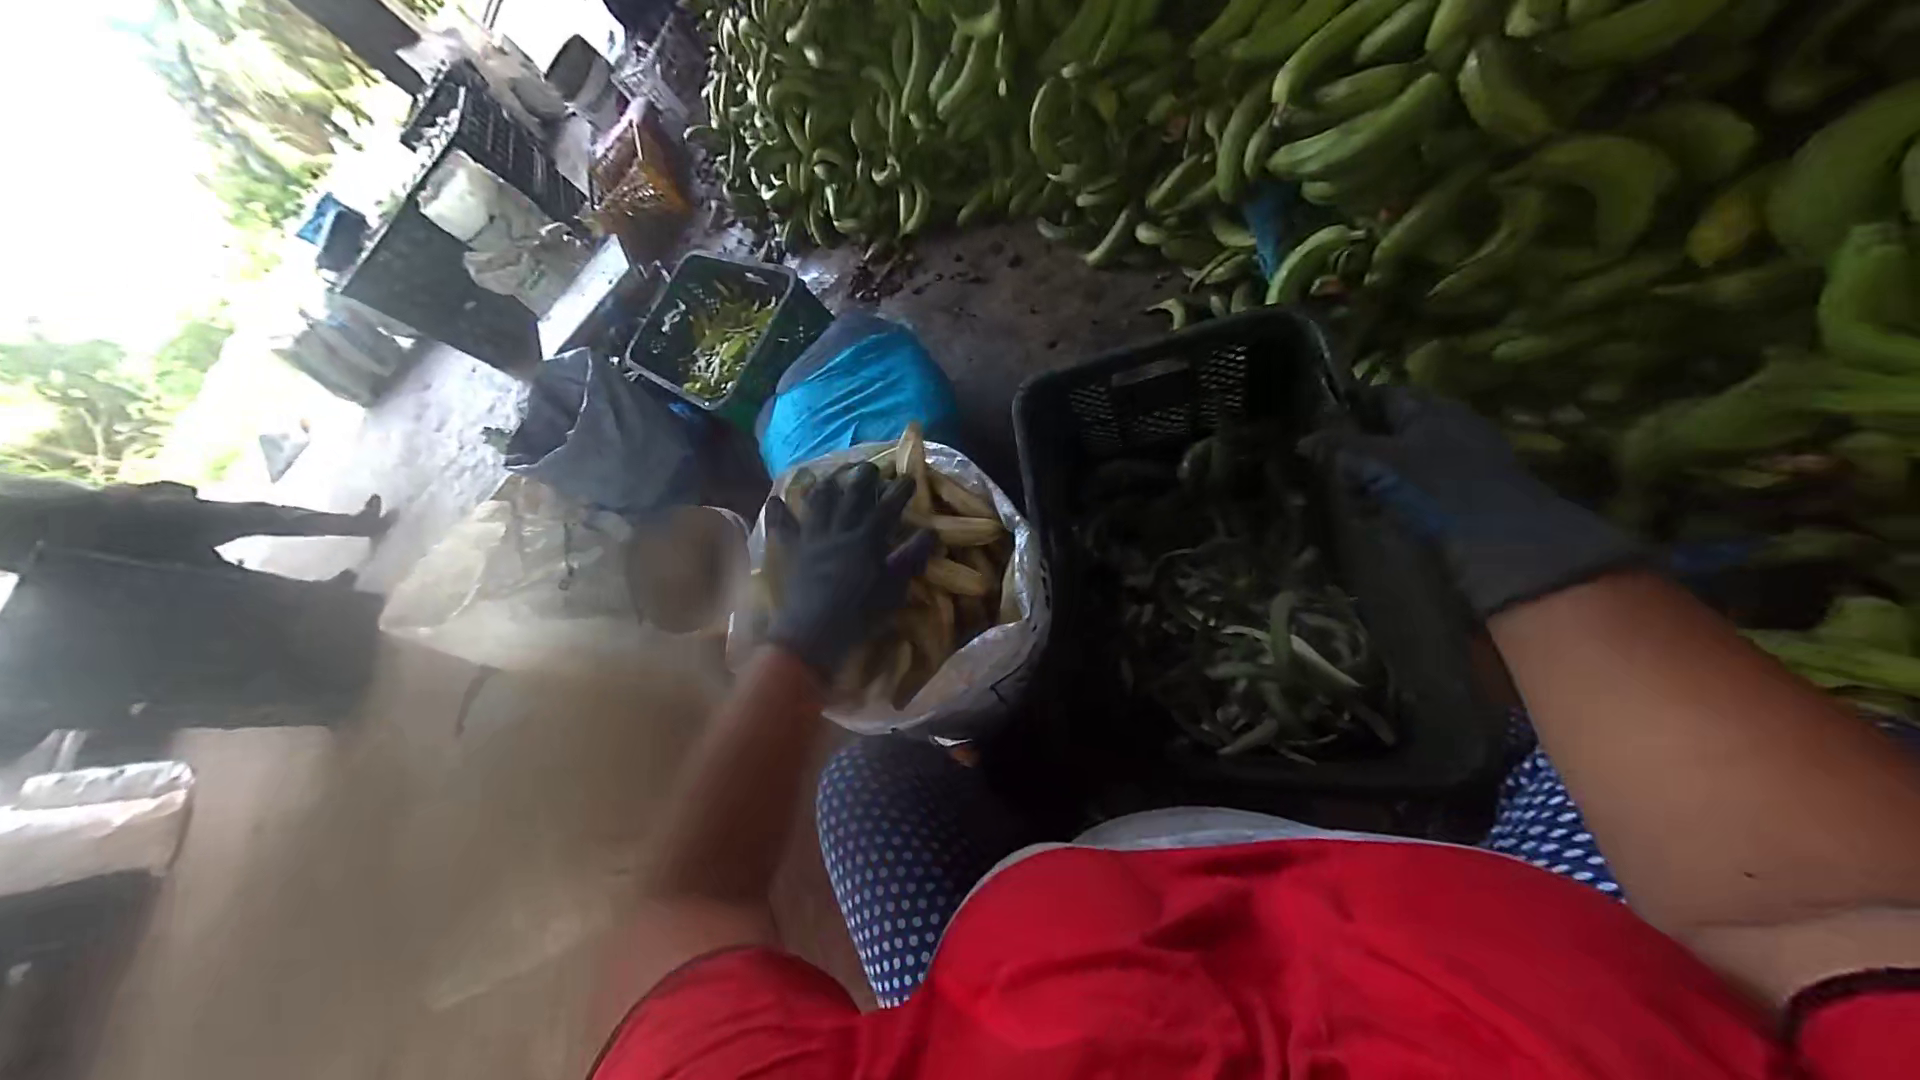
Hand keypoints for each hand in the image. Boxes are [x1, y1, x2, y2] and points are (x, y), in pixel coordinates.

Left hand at [765, 462, 934, 678]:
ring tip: (833, 476)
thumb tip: (931, 533)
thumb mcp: (894, 590)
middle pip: (852, 494)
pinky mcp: (792, 551)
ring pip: (818, 501)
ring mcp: (812, 537)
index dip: (900, 489)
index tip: (909, 477)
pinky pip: (782, 527)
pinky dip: (779, 512)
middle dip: (864, 476)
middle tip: (871, 468)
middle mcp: (839, 529)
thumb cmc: (859, 615)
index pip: (888, 505)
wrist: (813, 634)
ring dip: (827, 485)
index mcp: (867, 539)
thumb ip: (911, 559)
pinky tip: (776, 500)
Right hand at [1302, 387, 1641, 617]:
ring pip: (1403, 459)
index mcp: (1431, 409)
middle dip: (1359, 442)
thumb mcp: (1380, 462)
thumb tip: (1303, 440)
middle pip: (1393, 428)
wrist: (1509, 542)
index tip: (1319, 419)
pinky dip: (1391, 495)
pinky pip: (1416, 487)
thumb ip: (1341, 447)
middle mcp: (1449, 427)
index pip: (1383, 394)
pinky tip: (1374, 511)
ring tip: (1343, 491)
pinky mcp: (1464, 496)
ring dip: (1373, 473)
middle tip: (1324, 460)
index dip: (1351, 403)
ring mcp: (1460, 462)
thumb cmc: (1440, 486)